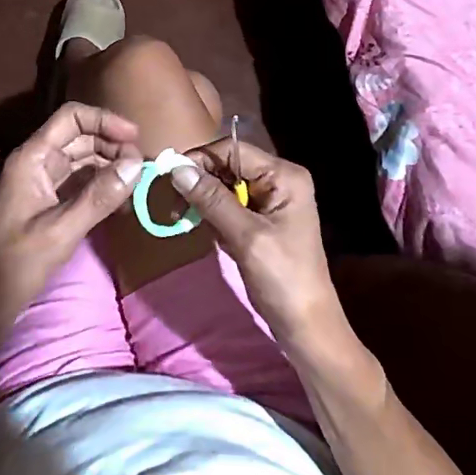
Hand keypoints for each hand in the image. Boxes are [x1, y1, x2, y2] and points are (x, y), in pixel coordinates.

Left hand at [0, 102, 142, 319]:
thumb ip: (99, 196)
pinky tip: (123, 202)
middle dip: (114, 146)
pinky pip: (84, 182)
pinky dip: (105, 186)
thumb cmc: (15, 263)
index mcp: (33, 158)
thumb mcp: (61, 231)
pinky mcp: (53, 202)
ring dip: (113, 166)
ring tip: (137, 185)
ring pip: (86, 159)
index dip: (104, 120)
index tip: (135, 138)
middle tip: (142, 168)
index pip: (71, 118)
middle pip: (82, 136)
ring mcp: (45, 182)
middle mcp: (39, 162)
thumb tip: (136, 164)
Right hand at [169, 140, 344, 349]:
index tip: (169, 179)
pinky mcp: (262, 218)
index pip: (232, 150)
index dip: (199, 160)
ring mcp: (272, 199)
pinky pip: (230, 204)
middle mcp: (279, 179)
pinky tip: (203, 229)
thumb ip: (212, 200)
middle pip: (227, 164)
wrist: (306, 324)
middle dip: (199, 181)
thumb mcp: (245, 237)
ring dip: (202, 199)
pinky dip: (213, 214)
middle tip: (173, 205)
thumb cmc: (282, 278)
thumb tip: (176, 169)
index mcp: (284, 175)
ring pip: (225, 185)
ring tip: (183, 219)